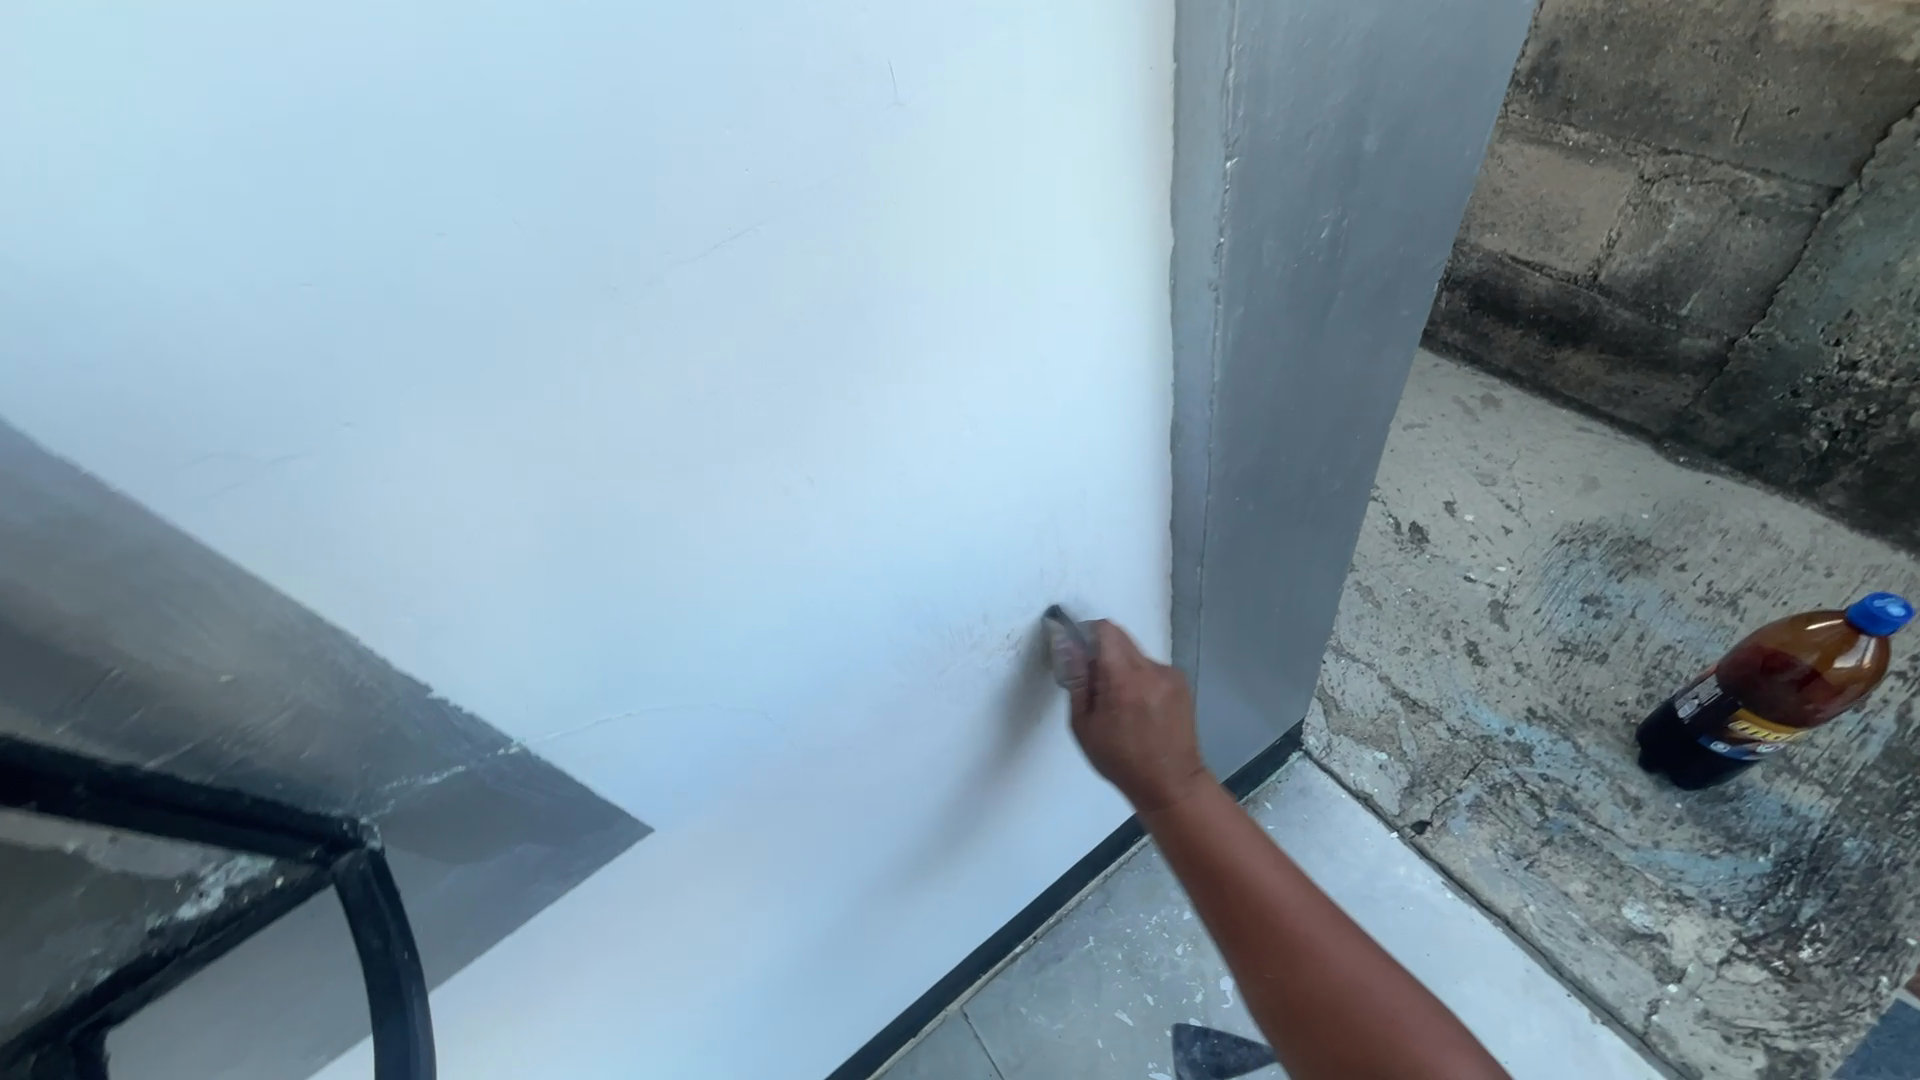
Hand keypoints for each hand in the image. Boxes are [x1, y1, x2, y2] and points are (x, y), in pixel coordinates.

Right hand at [1069, 621, 1214, 812]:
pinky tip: (1138, 709)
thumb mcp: (1084, 725)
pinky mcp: (1181, 682)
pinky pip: (1151, 668)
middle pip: (1120, 639)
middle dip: (1101, 652)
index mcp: (1124, 679)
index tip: (1076, 651)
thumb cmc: (1120, 760)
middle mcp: (1151, 669)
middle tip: (1093, 684)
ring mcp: (1170, 675)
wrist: (1171, 784)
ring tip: (1118, 704)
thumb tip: (1066, 644)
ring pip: (1135, 654)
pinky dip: (1138, 679)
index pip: (1105, 630)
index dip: (1086, 633)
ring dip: (1120, 667)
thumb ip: (1076, 679)